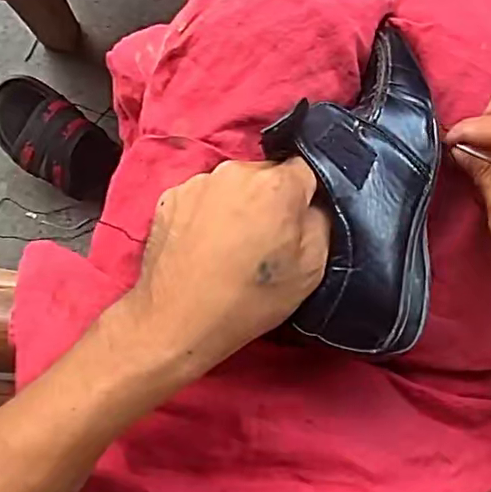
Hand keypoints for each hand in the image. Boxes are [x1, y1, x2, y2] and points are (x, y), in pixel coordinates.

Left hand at [120, 158, 329, 376]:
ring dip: (238, 206)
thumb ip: (320, 222)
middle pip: (267, 175)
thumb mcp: (312, 269)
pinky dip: (207, 214)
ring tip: (230, 248)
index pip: (306, 169)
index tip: (297, 224)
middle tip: (264, 241)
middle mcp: (236, 172)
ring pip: (233, 186)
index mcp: (276, 185)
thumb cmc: (248, 300)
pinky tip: (205, 247)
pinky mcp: (170, 197)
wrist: (177, 322)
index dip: (306, 197)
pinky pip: (202, 197)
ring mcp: (198, 182)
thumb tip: (313, 203)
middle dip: (271, 201)